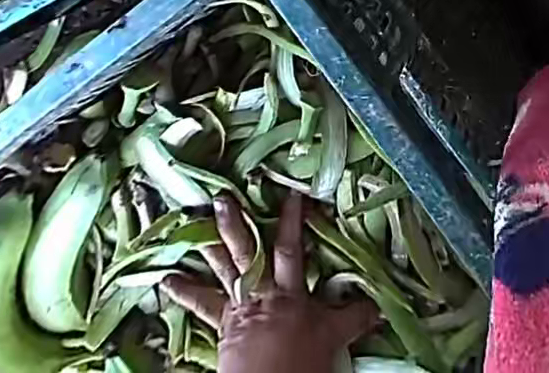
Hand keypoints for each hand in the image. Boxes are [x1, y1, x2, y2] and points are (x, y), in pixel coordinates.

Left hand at [160, 192, 380, 372]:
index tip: (290, 192)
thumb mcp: (332, 339)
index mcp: (287, 292)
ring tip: (187, 225)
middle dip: (236, 224)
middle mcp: (259, 294)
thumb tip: (381, 304)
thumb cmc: (301, 365)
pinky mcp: (220, 329)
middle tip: (222, 197)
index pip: (289, 247)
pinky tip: (166, 280)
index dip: (291, 219)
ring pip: (220, 272)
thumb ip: (354, 317)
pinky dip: (184, 293)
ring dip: (206, 247)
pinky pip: (200, 307)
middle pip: (247, 252)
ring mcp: (236, 310)